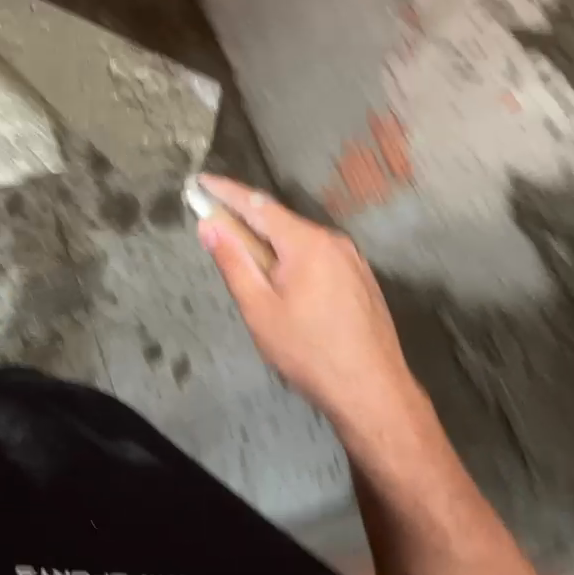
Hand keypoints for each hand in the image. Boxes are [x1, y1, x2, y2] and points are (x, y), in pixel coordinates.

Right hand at [193, 175, 422, 431]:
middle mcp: (333, 241)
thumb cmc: (308, 351)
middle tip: (213, 222)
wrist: (373, 393)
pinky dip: (289, 255)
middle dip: (245, 218)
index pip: (258, 205)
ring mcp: (351, 260)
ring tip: (242, 256)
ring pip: (298, 239)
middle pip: (279, 220)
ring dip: (267, 241)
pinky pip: (316, 255)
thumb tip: (209, 225)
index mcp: (307, 243)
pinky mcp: (359, 279)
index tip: (200, 181)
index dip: (226, 192)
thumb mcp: (259, 309)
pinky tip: (280, 278)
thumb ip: (233, 262)